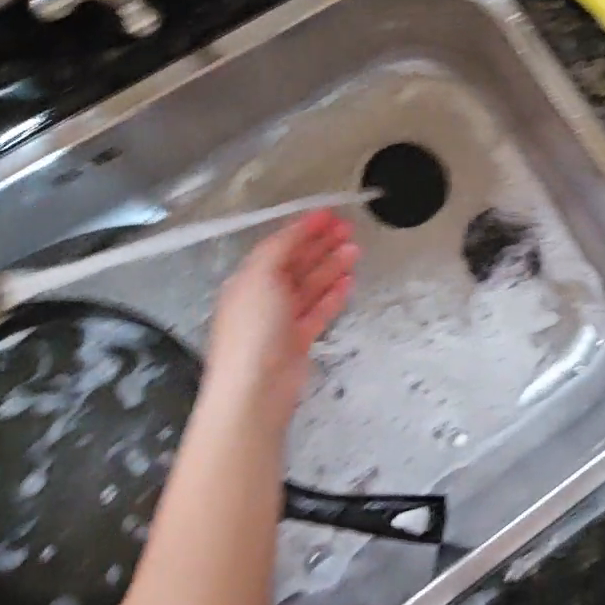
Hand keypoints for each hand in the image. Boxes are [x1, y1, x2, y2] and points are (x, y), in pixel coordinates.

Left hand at [206, 210, 357, 425]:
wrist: (255, 389)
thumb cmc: (254, 328)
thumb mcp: (260, 277)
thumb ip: (279, 249)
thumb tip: (297, 231)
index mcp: (249, 279)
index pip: (279, 246)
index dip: (303, 228)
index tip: (329, 214)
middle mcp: (263, 296)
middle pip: (296, 264)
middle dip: (320, 244)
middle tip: (348, 229)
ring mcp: (281, 320)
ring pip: (310, 286)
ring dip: (331, 266)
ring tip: (355, 251)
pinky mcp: (298, 340)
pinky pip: (318, 310)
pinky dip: (333, 295)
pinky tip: (349, 282)